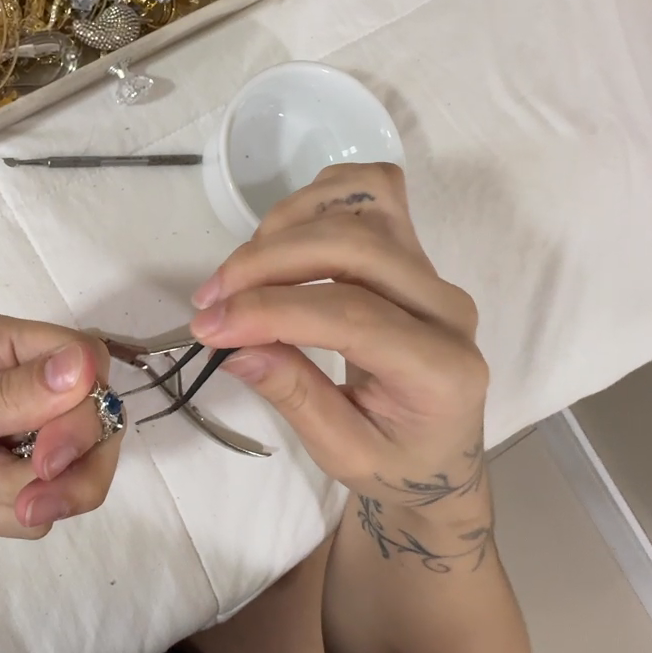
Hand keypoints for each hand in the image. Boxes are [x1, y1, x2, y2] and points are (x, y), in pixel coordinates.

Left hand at [0, 313, 120, 554]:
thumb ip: (7, 396)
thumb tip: (87, 366)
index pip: (83, 358)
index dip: (84, 407)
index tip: (51, 454)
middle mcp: (16, 382)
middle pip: (94, 417)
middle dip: (68, 465)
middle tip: (27, 495)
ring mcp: (15, 432)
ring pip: (79, 466)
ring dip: (40, 495)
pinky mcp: (11, 477)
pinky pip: (49, 500)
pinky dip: (14, 514)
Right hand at [188, 163, 489, 515]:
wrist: (438, 453)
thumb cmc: (394, 462)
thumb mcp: (342, 452)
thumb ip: (293, 395)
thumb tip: (232, 346)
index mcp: (440, 368)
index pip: (349, 315)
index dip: (269, 310)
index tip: (206, 326)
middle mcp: (445, 306)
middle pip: (354, 244)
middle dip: (267, 262)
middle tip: (210, 299)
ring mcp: (431, 270)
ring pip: (362, 204)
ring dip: (286, 225)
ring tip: (241, 272)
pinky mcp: (412, 250)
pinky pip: (369, 190)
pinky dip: (314, 200)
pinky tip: (278, 240)